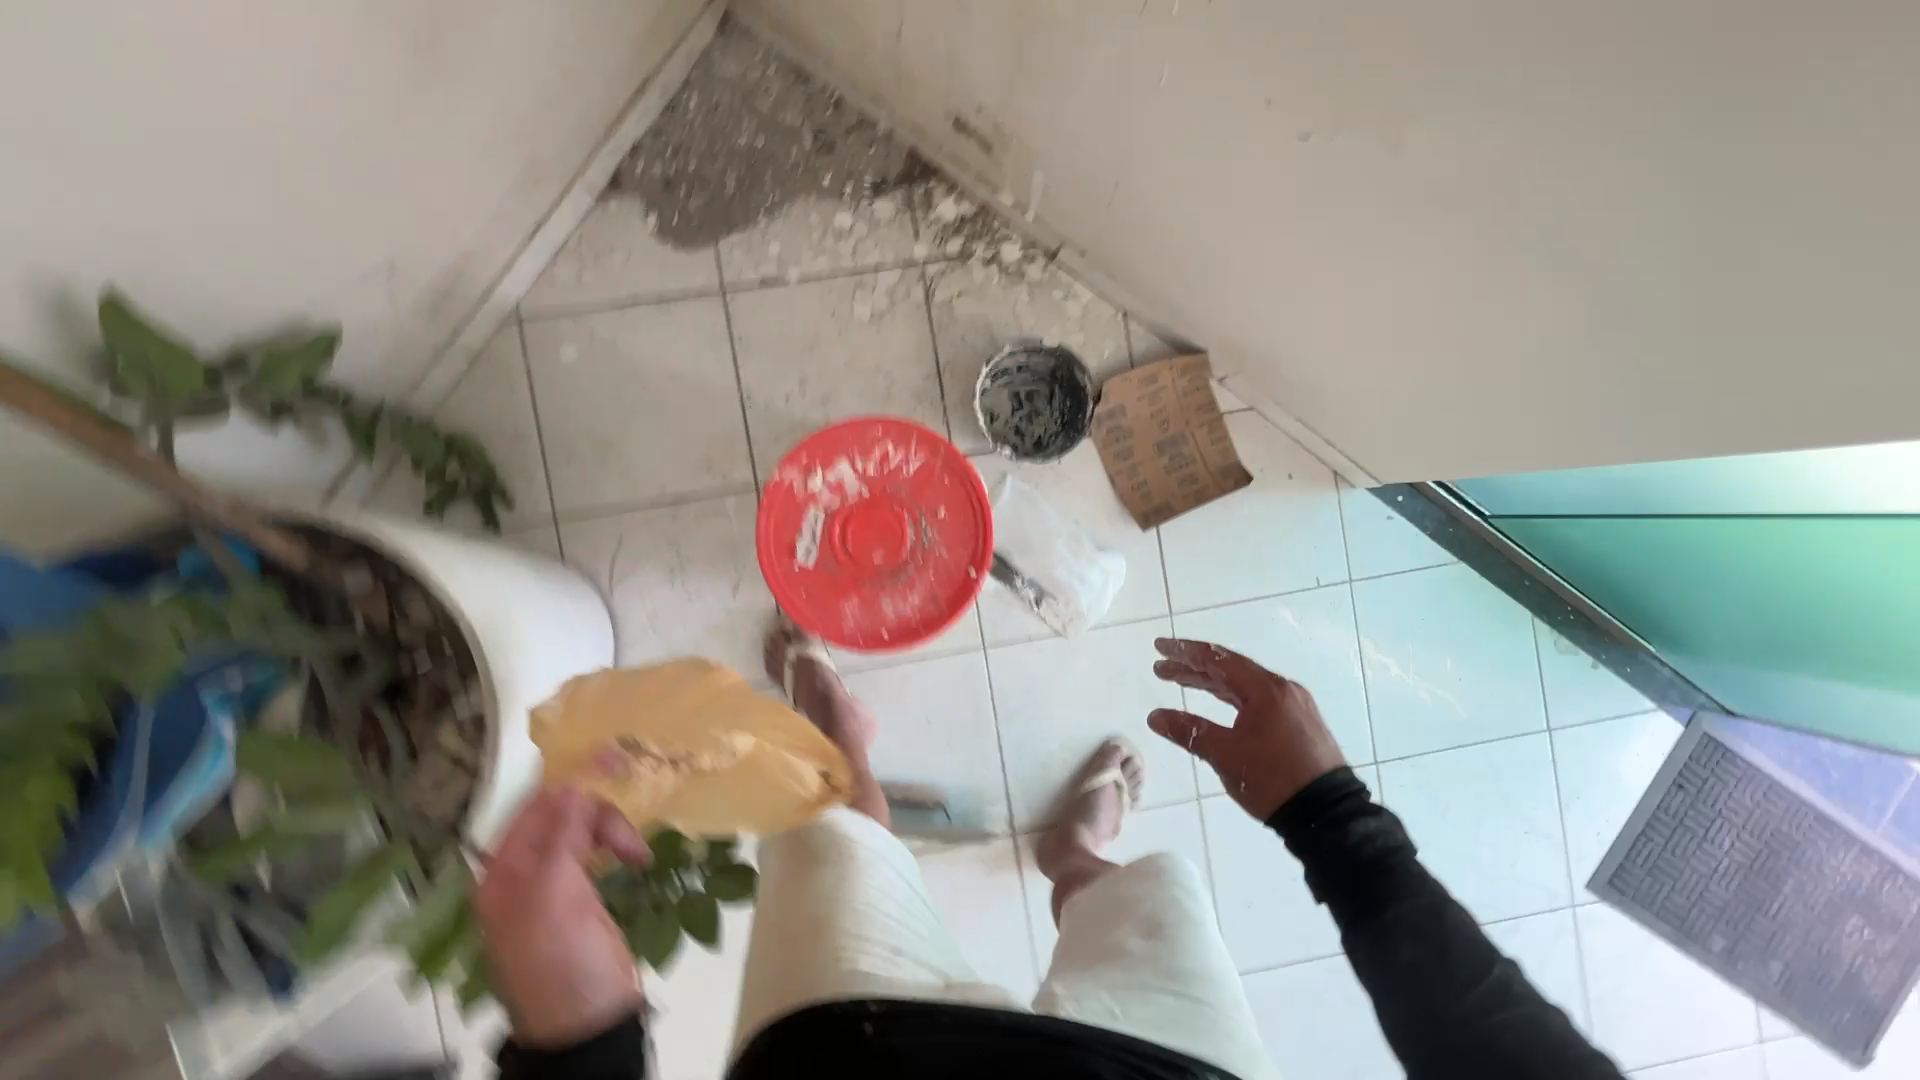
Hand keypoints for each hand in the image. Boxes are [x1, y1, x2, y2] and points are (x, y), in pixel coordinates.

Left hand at [474, 787, 650, 1046]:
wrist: (588, 1025)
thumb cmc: (562, 963)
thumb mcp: (555, 898)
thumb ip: (562, 837)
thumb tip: (572, 782)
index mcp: (503, 873)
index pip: (534, 807)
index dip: (571, 778)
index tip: (612, 755)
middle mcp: (525, 872)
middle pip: (563, 814)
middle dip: (598, 814)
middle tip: (629, 834)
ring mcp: (556, 884)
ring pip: (586, 830)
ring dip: (614, 831)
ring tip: (636, 856)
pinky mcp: (584, 895)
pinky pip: (598, 851)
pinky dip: (618, 845)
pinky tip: (635, 858)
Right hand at [1147, 637, 1346, 820]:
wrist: (1327, 814)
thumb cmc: (1274, 779)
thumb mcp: (1226, 754)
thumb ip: (1189, 731)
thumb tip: (1155, 717)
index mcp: (1266, 690)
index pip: (1219, 659)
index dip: (1185, 652)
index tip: (1160, 647)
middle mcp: (1282, 690)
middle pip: (1230, 669)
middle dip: (1193, 668)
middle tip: (1160, 669)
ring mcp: (1293, 706)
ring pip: (1244, 686)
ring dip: (1211, 683)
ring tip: (1179, 681)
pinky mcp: (1297, 724)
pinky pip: (1256, 700)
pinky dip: (1231, 698)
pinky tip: (1216, 702)